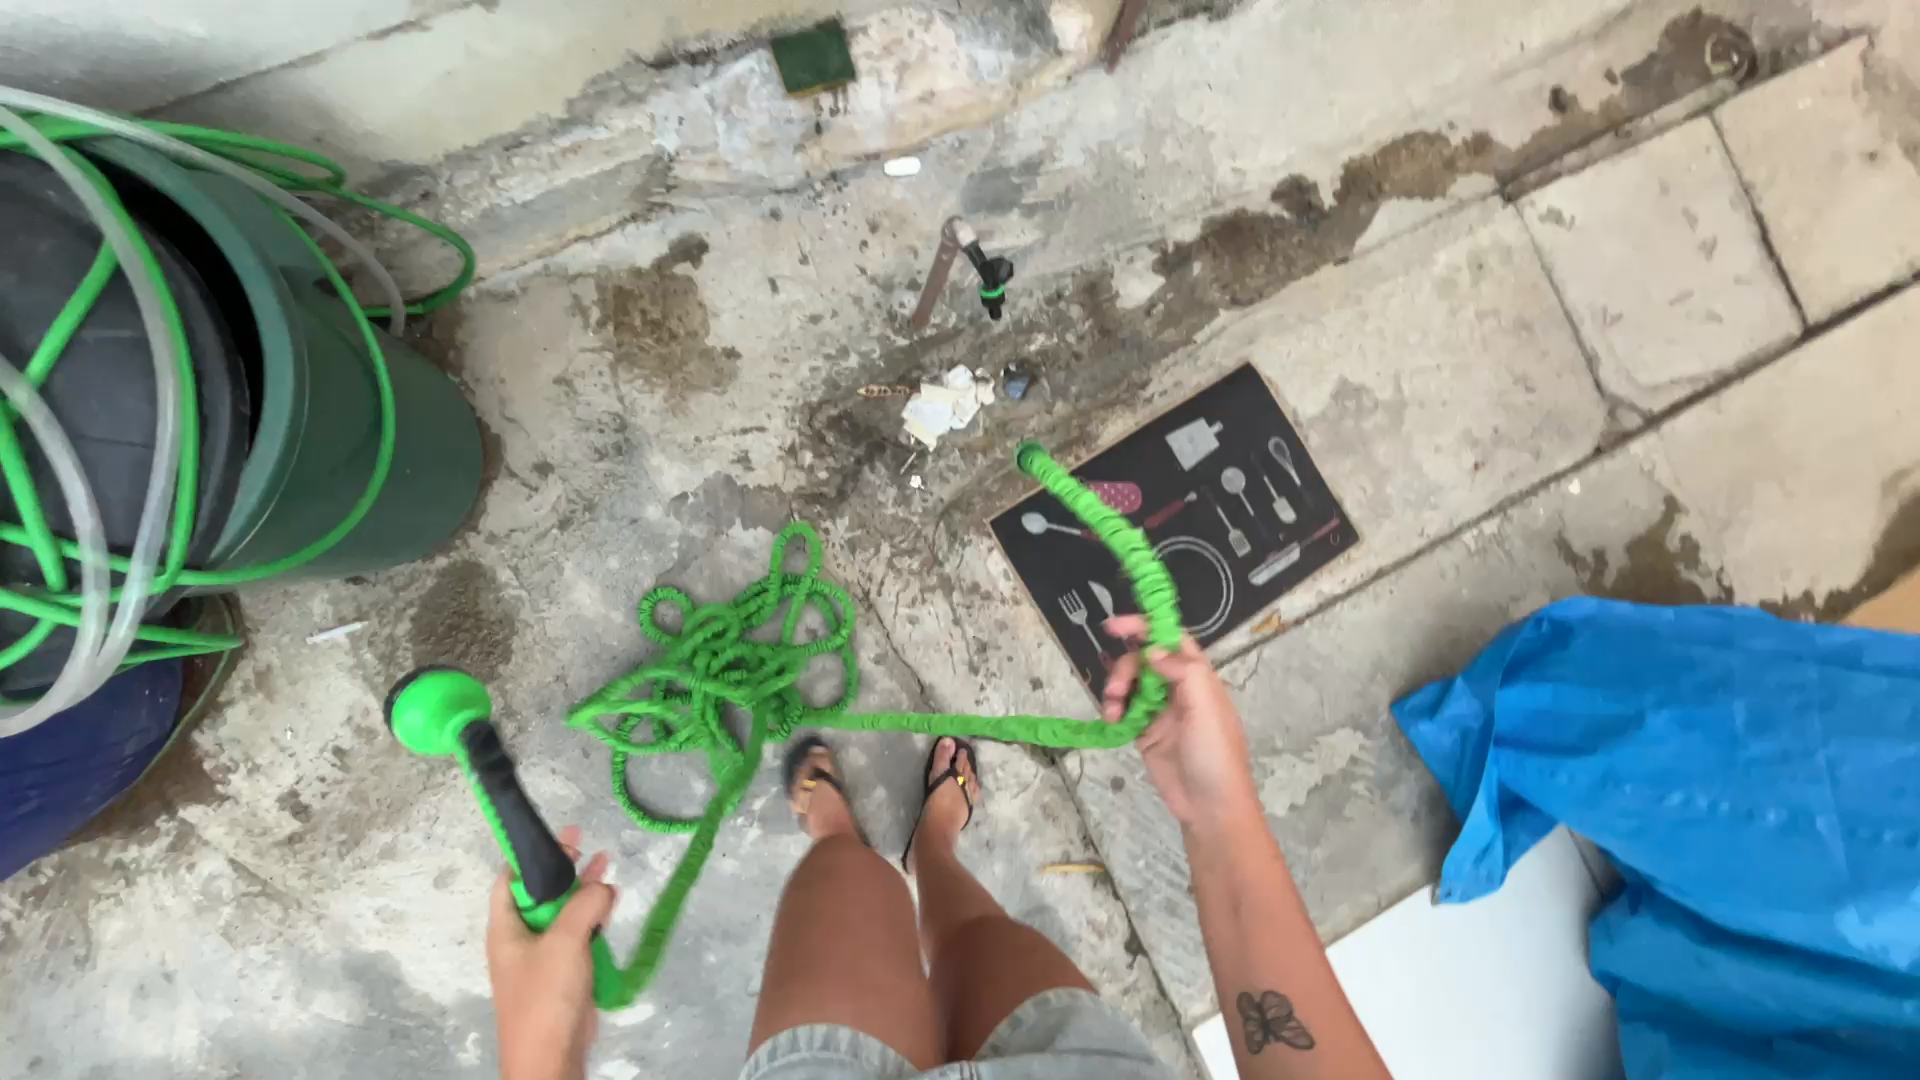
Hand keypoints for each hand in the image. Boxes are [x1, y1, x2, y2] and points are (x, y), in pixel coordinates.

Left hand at [487, 825, 613, 1079]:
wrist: (551, 1057)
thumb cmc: (546, 994)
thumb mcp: (566, 939)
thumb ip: (585, 902)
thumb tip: (603, 887)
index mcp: (506, 929)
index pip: (509, 882)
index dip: (529, 857)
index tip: (555, 836)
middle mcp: (522, 939)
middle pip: (541, 892)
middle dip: (562, 866)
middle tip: (582, 838)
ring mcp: (544, 955)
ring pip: (565, 910)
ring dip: (584, 888)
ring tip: (605, 861)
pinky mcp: (565, 970)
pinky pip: (580, 931)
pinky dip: (594, 914)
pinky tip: (611, 901)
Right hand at [1101, 616, 1260, 830]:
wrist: (1210, 806)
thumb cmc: (1215, 753)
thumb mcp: (1205, 707)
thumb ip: (1181, 671)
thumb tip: (1152, 650)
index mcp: (1197, 678)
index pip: (1170, 640)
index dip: (1145, 627)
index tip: (1114, 626)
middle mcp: (1178, 689)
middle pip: (1142, 660)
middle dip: (1124, 668)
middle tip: (1116, 689)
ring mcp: (1160, 711)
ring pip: (1129, 684)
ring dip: (1115, 689)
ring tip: (1111, 710)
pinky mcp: (1144, 732)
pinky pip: (1122, 710)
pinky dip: (1113, 710)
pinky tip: (1111, 721)